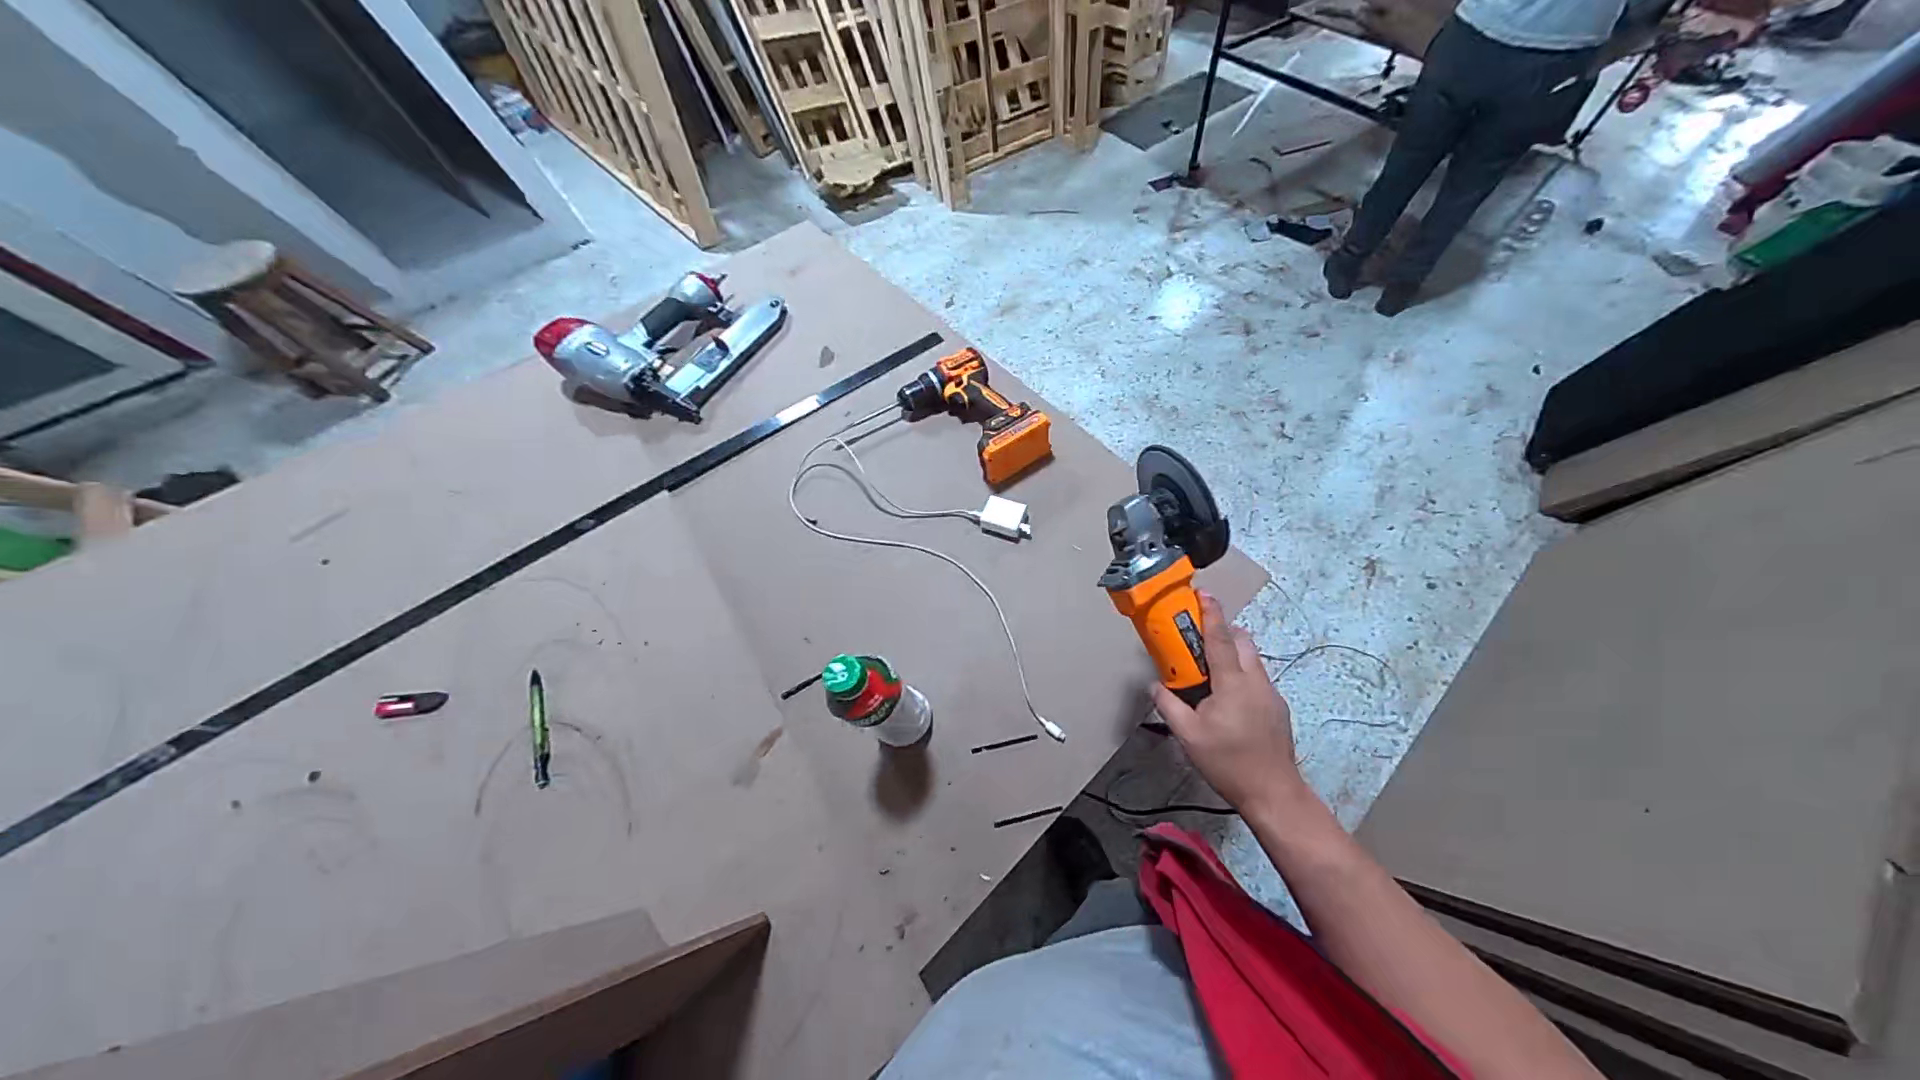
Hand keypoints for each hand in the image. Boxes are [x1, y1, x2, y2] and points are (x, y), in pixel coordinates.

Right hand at [1150, 591, 1303, 817]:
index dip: (1211, 614)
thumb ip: (1168, 705)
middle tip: (1200, 640)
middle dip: (1224, 631)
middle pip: (1243, 641)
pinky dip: (1241, 675)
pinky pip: (1257, 679)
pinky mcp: (1278, 708)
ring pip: (1253, 659)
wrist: (1273, 792)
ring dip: (1233, 653)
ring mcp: (1271, 694)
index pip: (1221, 639)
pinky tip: (1227, 700)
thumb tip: (1156, 686)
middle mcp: (1256, 682)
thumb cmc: (1227, 762)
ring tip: (1210, 672)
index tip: (1203, 594)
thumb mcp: (1187, 736)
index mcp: (1233, 684)